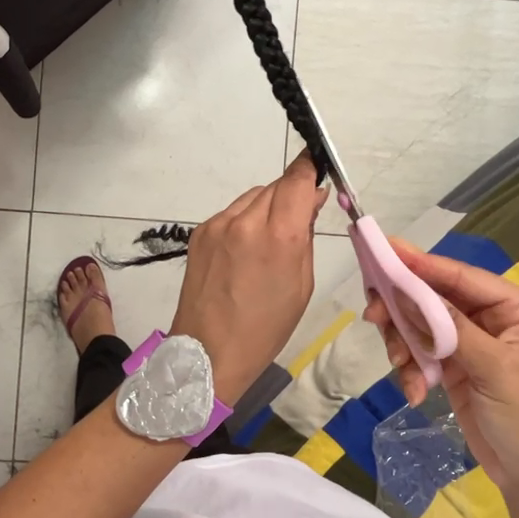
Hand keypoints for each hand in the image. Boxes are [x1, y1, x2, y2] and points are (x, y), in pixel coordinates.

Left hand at [169, 154, 328, 405]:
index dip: (310, 169)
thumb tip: (310, 200)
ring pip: (251, 197)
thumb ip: (305, 235)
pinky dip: (243, 222)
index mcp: (279, 236)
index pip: (297, 180)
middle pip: (275, 187)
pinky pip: (230, 214)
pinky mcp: (199, 233)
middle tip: (298, 219)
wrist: (208, 351)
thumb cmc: (266, 328)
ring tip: (268, 242)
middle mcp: (245, 221)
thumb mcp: (302, 283)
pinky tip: (244, 251)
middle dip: (290, 195)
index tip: (319, 165)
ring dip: (266, 207)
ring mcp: (217, 225)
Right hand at [363, 240, 518, 492]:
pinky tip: (414, 391)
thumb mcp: (495, 368)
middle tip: (373, 317)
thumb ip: (449, 326)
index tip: (382, 252)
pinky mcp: (455, 368)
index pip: (460, 276)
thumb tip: (406, 289)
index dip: (419, 264)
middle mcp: (494, 319)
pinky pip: (420, 354)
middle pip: (433, 297)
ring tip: (400, 367)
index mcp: (517, 308)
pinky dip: (411, 369)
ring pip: (420, 325)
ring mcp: (472, 344)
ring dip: (404, 344)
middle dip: (403, 309)